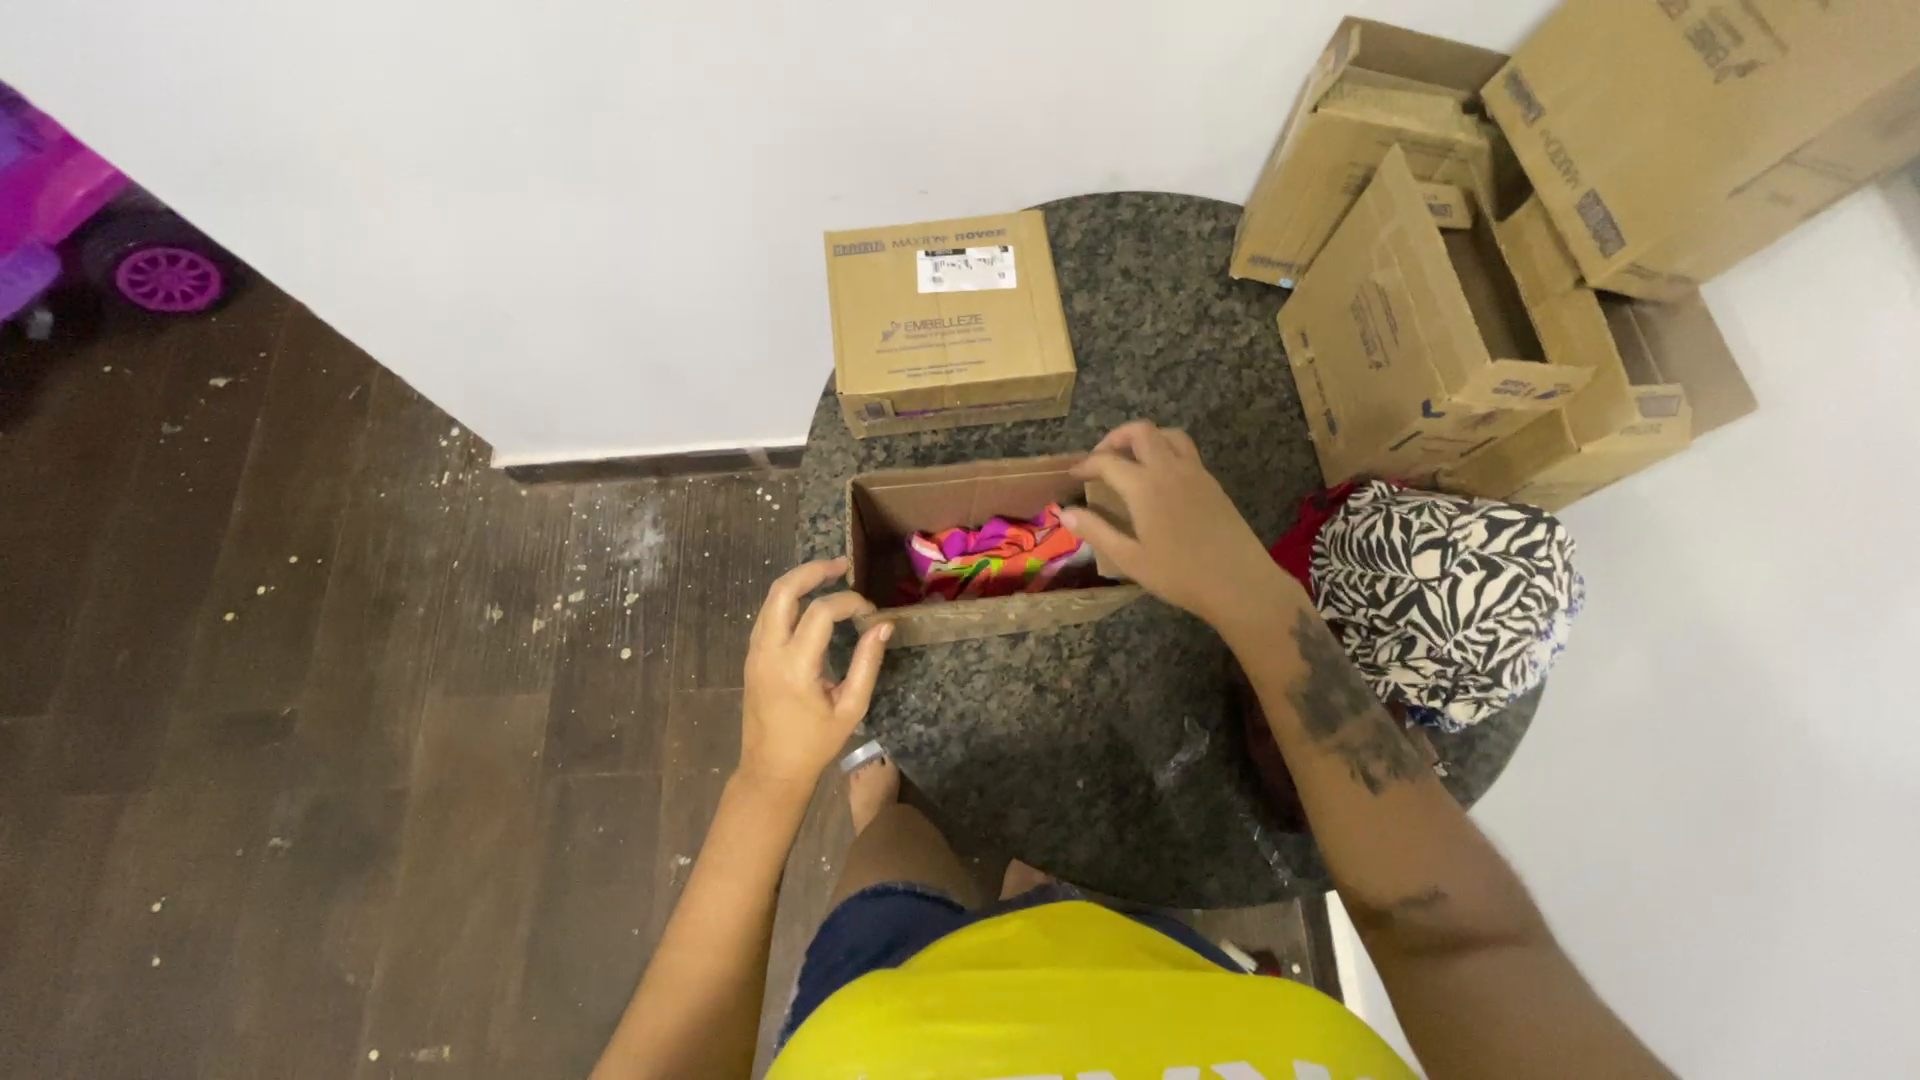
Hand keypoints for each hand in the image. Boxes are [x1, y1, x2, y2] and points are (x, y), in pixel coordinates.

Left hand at [739, 557, 891, 791]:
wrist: (770, 769)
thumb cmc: (815, 744)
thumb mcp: (851, 708)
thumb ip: (867, 663)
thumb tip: (882, 626)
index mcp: (795, 666)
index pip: (821, 612)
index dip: (849, 602)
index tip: (870, 612)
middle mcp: (769, 652)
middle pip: (783, 591)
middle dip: (812, 571)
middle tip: (842, 564)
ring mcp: (755, 653)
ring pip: (770, 599)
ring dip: (798, 581)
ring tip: (829, 575)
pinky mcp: (752, 657)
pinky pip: (767, 615)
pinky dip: (788, 598)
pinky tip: (809, 600)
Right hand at [1063, 420, 1295, 631]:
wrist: (1239, 583)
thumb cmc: (1180, 575)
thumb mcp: (1130, 559)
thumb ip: (1097, 531)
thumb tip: (1065, 512)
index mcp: (1144, 487)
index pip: (1107, 461)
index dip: (1086, 464)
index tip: (1073, 475)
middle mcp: (1169, 469)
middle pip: (1141, 432)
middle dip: (1115, 438)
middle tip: (1101, 460)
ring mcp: (1195, 473)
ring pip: (1168, 434)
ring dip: (1145, 439)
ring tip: (1131, 461)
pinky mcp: (1212, 483)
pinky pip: (1186, 451)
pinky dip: (1166, 451)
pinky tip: (1160, 480)